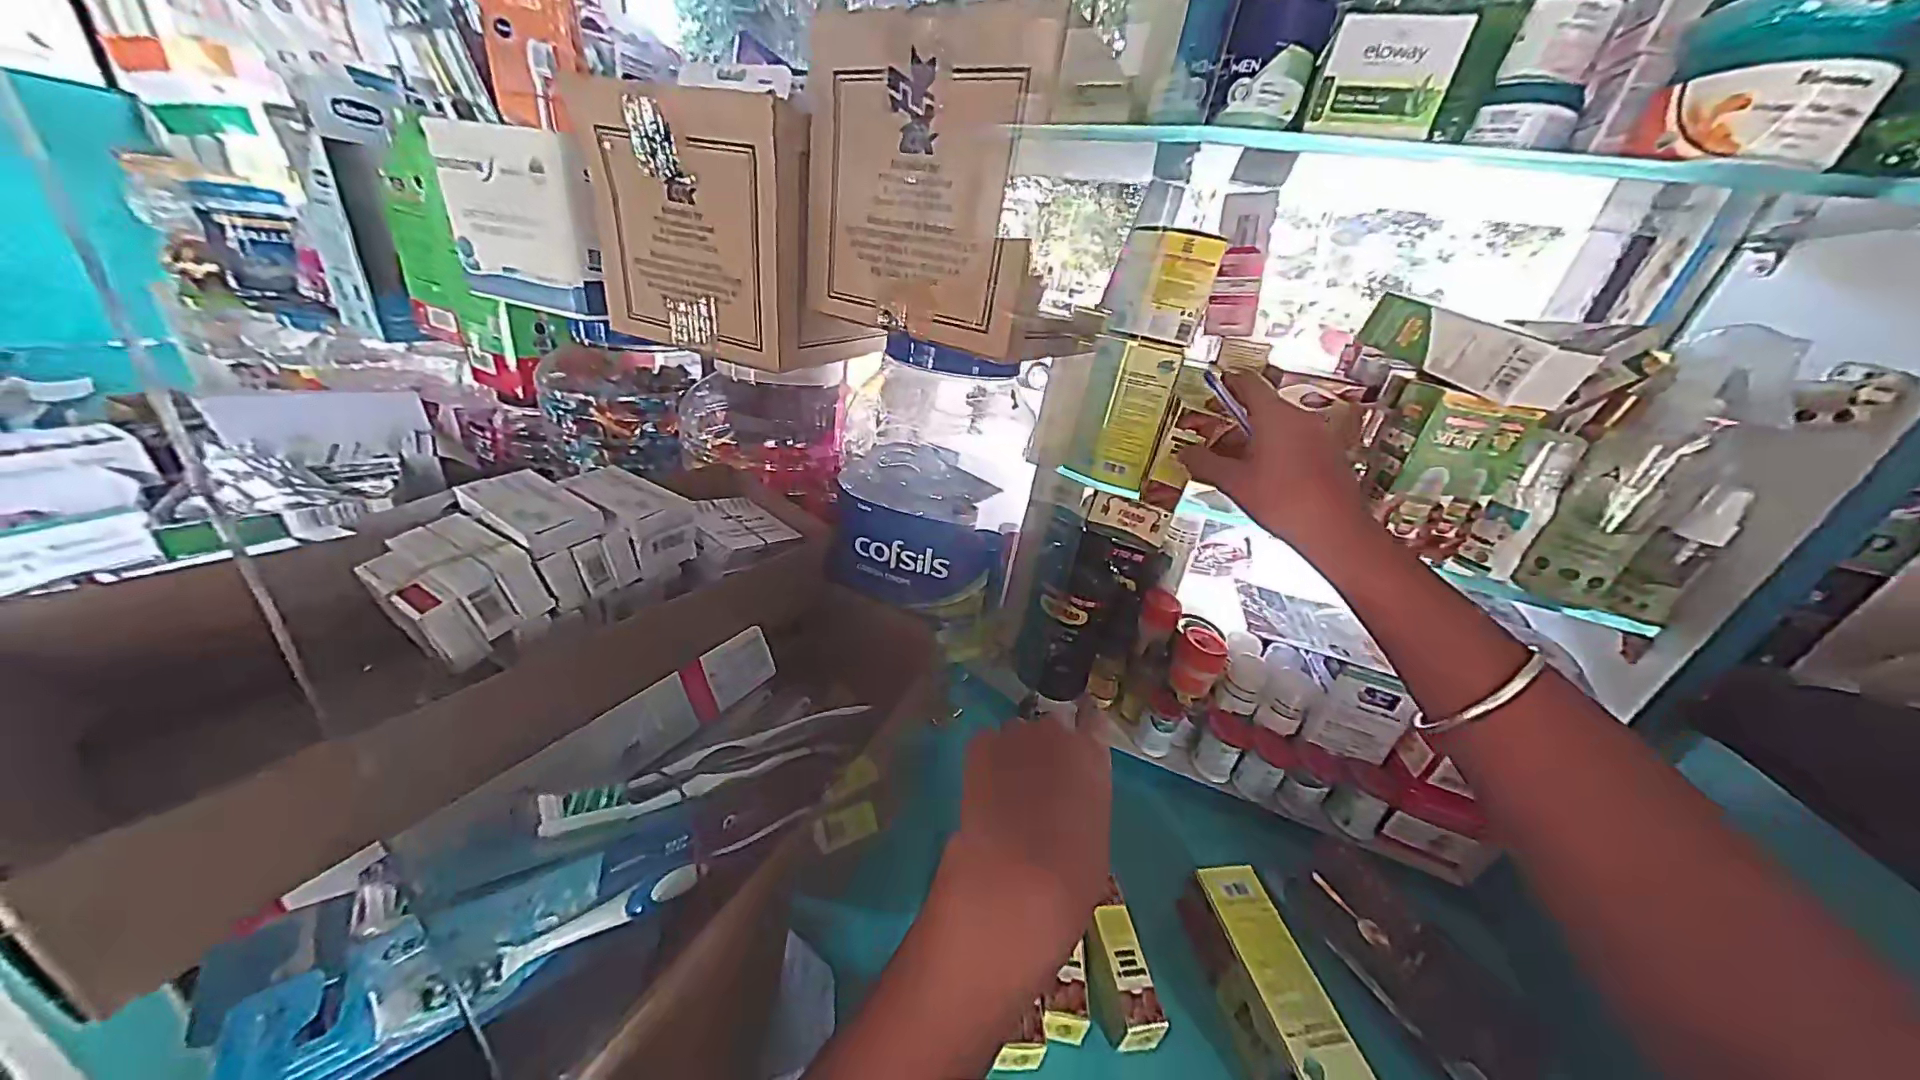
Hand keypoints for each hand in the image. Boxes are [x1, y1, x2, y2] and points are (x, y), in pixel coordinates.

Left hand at [927, 701, 1111, 996]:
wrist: (1015, 880)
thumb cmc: (1071, 874)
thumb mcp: (1095, 835)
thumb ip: (1084, 800)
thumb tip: (1068, 801)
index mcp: (1092, 755)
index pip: (1091, 720)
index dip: (1080, 731)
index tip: (1074, 747)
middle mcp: (1056, 733)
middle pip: (1050, 727)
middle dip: (1044, 747)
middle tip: (1036, 782)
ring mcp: (1015, 735)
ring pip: (1016, 735)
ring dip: (1014, 755)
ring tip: (1005, 791)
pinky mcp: (979, 746)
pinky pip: (985, 745)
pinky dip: (985, 762)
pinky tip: (983, 792)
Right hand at [1180, 371, 1373, 554]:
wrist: (1332, 529)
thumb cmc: (1282, 501)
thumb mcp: (1233, 482)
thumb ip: (1205, 463)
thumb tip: (1186, 454)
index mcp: (1274, 416)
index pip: (1247, 384)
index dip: (1226, 383)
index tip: (1213, 387)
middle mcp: (1299, 418)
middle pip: (1260, 408)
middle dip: (1232, 423)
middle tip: (1211, 439)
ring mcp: (1317, 435)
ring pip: (1276, 427)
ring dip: (1250, 440)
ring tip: (1230, 464)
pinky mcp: (1327, 453)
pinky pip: (1293, 441)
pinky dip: (1271, 450)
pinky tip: (1257, 475)